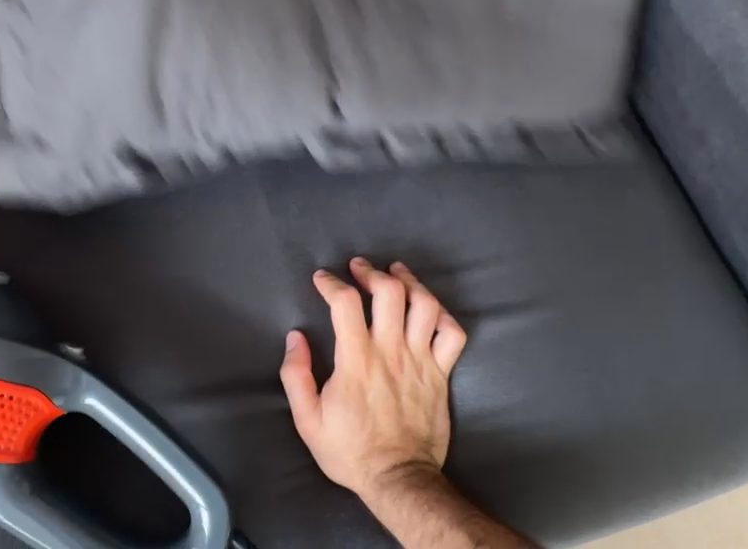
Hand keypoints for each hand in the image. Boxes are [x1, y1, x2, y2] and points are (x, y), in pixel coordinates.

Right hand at [280, 258, 469, 501]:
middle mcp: (391, 351)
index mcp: (356, 359)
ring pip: (424, 304)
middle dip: (371, 271)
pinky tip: (428, 309)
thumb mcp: (308, 420)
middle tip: (359, 268)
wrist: (399, 480)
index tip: (322, 279)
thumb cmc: (350, 450)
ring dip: (409, 281)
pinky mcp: (442, 373)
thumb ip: (296, 375)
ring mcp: (421, 360)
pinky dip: (443, 314)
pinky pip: (453, 333)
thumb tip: (295, 338)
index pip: (345, 302)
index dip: (331, 282)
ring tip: (395, 273)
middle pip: (389, 291)